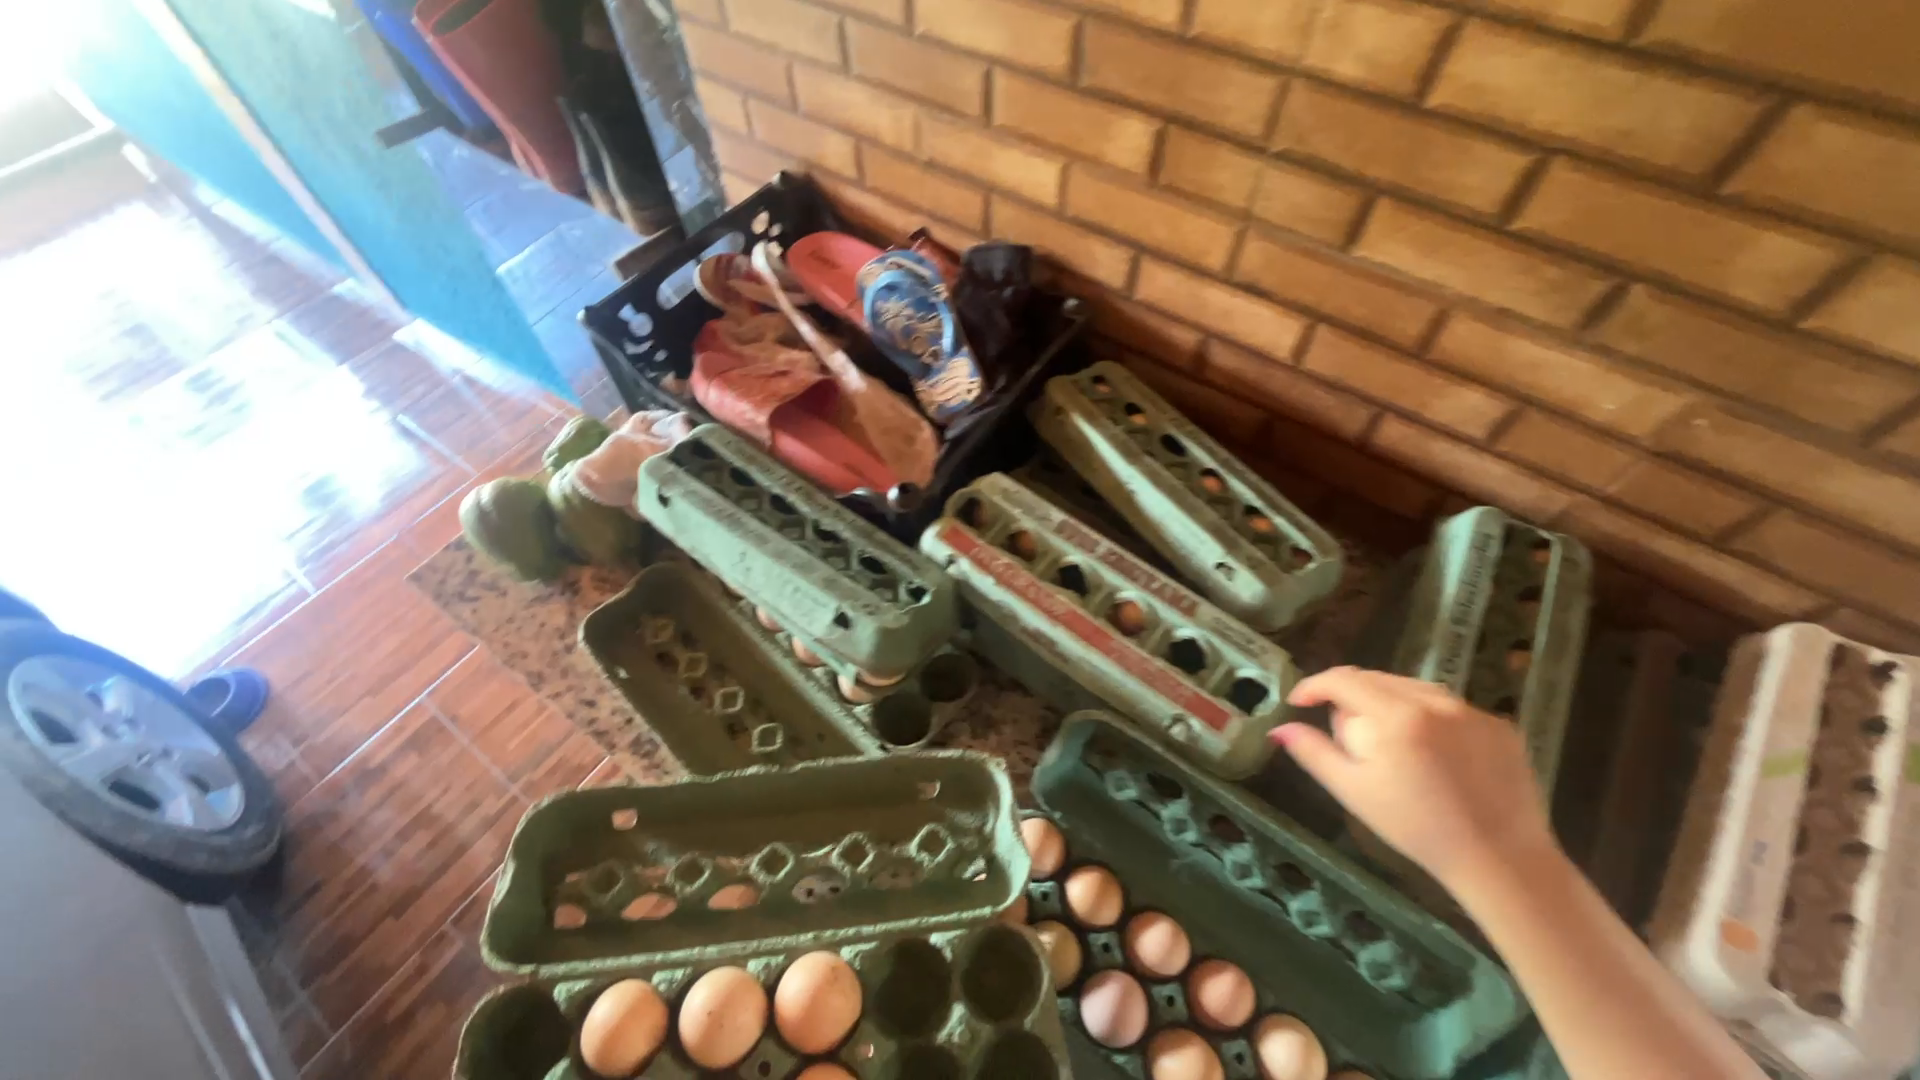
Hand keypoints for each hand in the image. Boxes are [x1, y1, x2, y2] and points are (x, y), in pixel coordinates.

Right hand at [1272, 666, 1556, 891]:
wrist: (1501, 859)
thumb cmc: (1416, 828)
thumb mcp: (1353, 791)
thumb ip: (1313, 752)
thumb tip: (1279, 728)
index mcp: (1396, 715)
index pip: (1343, 679)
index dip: (1314, 686)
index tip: (1299, 702)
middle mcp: (1435, 701)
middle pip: (1376, 679)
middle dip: (1350, 697)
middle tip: (1344, 733)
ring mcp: (1472, 711)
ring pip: (1412, 688)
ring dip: (1387, 702)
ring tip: (1384, 740)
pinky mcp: (1499, 724)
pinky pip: (1448, 706)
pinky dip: (1426, 717)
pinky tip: (1428, 752)